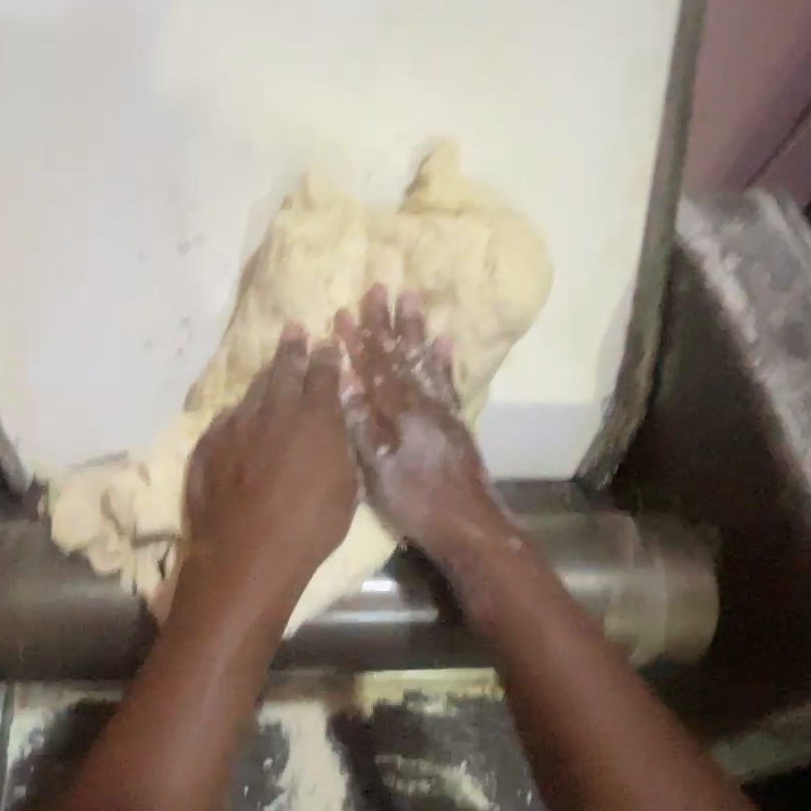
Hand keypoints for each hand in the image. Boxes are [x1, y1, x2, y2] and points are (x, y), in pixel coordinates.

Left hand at [182, 324, 357, 591]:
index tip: (327, 345)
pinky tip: (239, 415)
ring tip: (271, 368)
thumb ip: (342, 450)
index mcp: (315, 418)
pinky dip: (237, 414)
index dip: (327, 358)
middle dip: (292, 350)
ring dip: (265, 378)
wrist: (246, 552)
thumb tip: (339, 427)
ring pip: (252, 392)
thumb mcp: (347, 489)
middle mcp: (274, 411)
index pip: (323, 375)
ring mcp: (235, 426)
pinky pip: (225, 420)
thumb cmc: (309, 527)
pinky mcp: (208, 446)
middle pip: (284, 371)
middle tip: (294, 331)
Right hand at [336, 285, 510, 564]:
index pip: (374, 367)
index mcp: (397, 413)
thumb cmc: (414, 501)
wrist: (466, 523)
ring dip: (416, 330)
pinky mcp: (455, 422)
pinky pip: (448, 381)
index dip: (359, 340)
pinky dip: (443, 360)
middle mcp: (421, 403)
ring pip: (425, 360)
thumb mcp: (376, 470)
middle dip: (386, 323)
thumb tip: (344, 382)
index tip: (345, 311)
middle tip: (380, 287)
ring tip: (412, 297)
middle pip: (400, 355)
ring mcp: (442, 410)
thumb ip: (360, 425)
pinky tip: (444, 341)